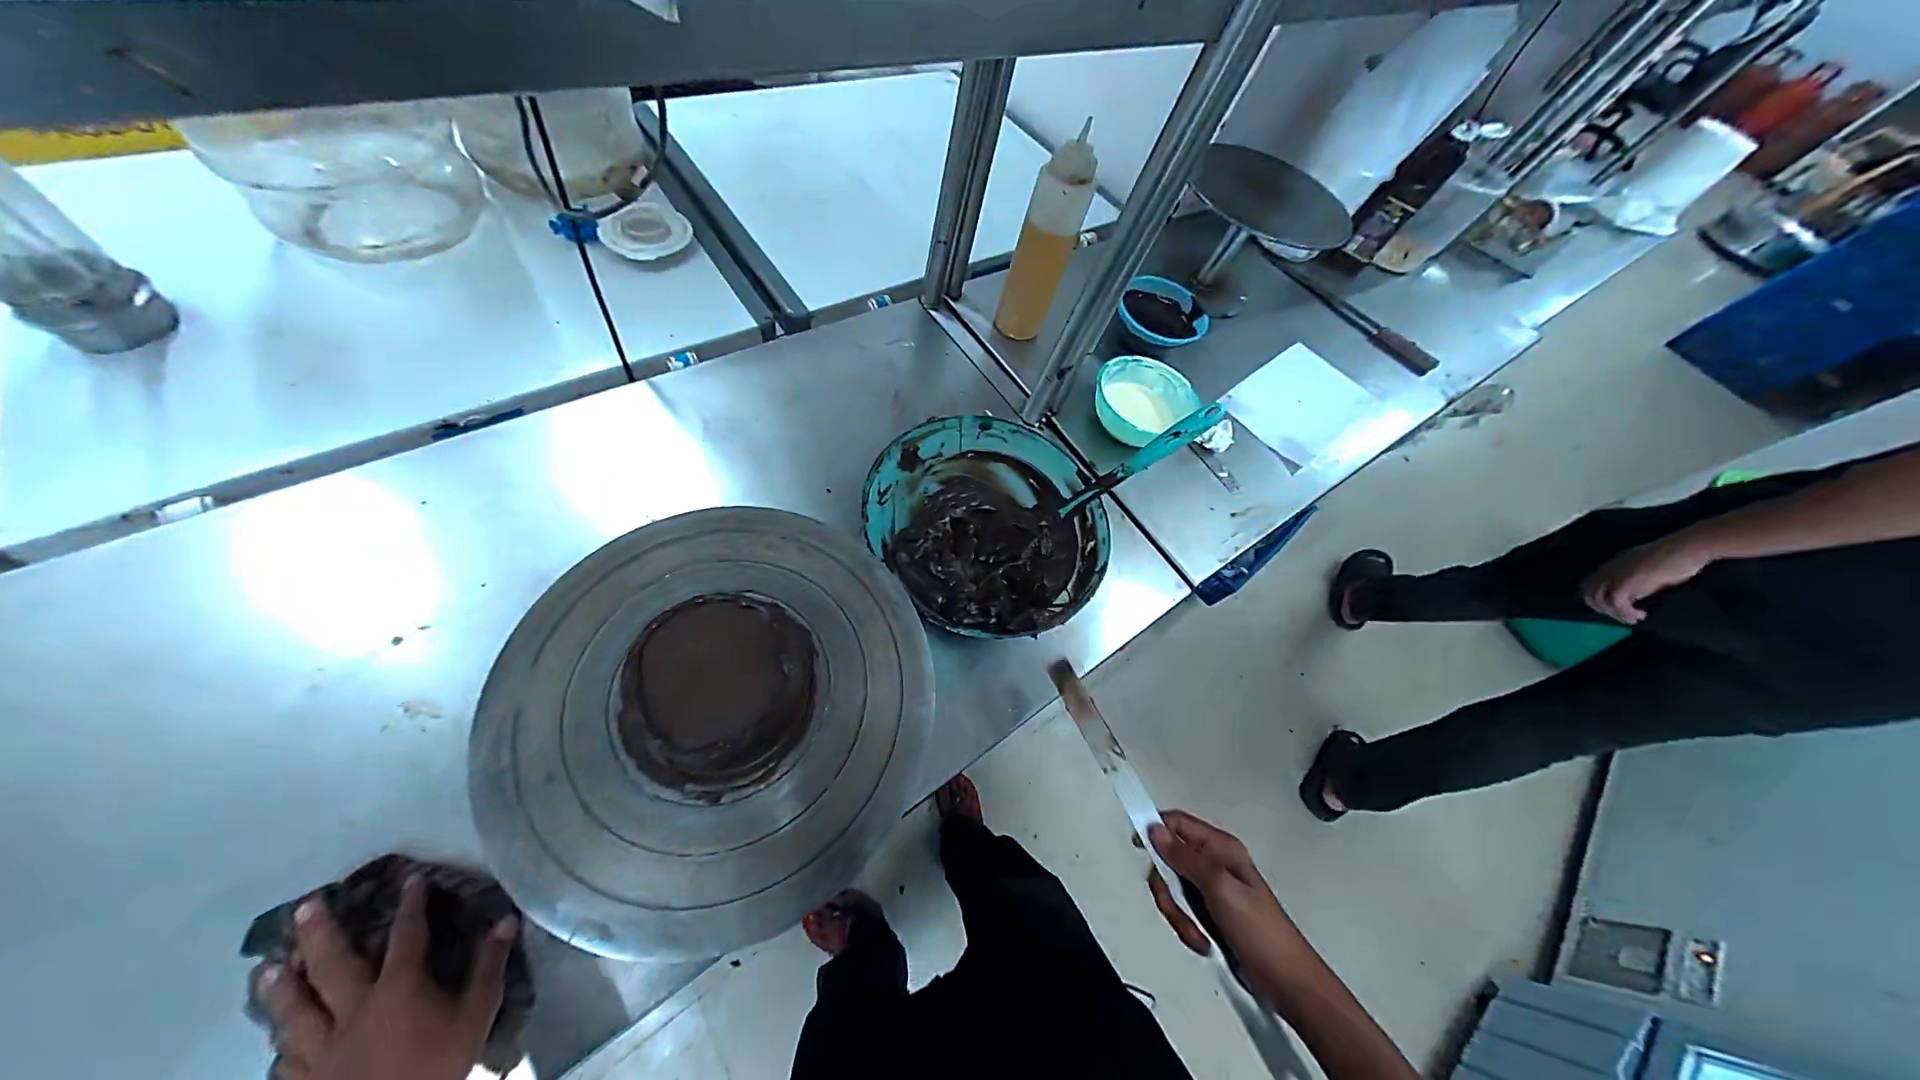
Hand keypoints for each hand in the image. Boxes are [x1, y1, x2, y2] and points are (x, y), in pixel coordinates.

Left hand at [257, 877, 515, 1079]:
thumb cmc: (439, 1065)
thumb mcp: (477, 1014)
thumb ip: (489, 966)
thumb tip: (505, 921)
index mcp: (398, 988)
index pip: (407, 936)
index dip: (411, 906)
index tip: (411, 880)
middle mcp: (354, 1010)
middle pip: (332, 966)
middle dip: (320, 934)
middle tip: (306, 906)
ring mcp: (322, 1049)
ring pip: (295, 1011)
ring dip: (281, 987)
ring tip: (268, 967)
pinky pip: (285, 1060)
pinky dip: (280, 1044)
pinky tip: (275, 1038)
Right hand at [1146, 810, 1304, 961]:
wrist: (1287, 982)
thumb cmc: (1261, 931)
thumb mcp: (1220, 888)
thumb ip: (1185, 857)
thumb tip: (1156, 829)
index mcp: (1221, 848)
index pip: (1177, 823)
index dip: (1156, 830)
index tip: (1140, 847)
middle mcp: (1214, 864)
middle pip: (1167, 859)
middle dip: (1166, 887)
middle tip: (1178, 907)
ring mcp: (1211, 890)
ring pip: (1171, 888)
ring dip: (1177, 913)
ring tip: (1196, 932)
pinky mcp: (1209, 914)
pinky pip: (1181, 911)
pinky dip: (1185, 926)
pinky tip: (1202, 940)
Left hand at [1580, 534, 1712, 623]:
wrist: (1684, 548)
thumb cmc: (1672, 557)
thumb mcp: (1643, 567)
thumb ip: (1631, 576)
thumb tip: (1633, 592)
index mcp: (1610, 566)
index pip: (1590, 586)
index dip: (1599, 600)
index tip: (1616, 609)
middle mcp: (1606, 571)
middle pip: (1590, 595)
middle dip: (1605, 609)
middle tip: (1625, 616)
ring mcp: (1613, 577)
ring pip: (1600, 601)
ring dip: (1616, 613)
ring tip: (1634, 618)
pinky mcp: (1623, 584)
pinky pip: (1615, 603)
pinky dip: (1625, 613)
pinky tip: (1640, 615)